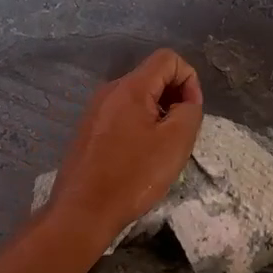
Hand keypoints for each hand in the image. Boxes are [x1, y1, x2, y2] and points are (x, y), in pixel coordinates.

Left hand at [47, 49, 203, 244]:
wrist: (81, 213)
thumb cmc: (132, 176)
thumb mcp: (175, 142)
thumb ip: (190, 111)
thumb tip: (186, 101)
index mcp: (130, 87)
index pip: (168, 59)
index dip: (188, 79)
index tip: (191, 112)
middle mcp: (110, 90)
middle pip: (152, 75)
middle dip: (174, 97)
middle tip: (180, 132)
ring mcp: (96, 110)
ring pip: (138, 96)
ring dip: (157, 113)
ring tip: (161, 147)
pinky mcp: (88, 130)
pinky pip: (122, 114)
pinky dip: (139, 125)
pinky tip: (139, 157)